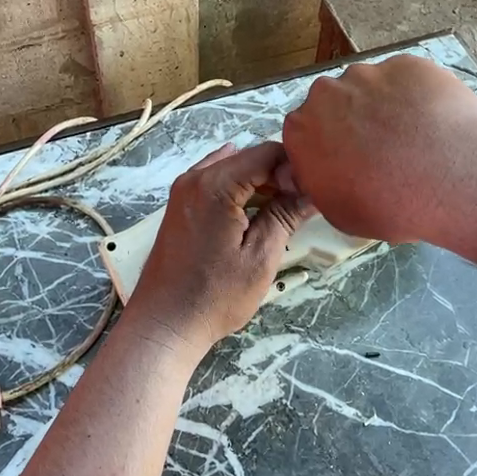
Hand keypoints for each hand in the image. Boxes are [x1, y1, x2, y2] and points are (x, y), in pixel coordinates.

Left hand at [127, 142, 313, 356]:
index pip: (267, 152)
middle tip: (301, 204)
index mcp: (215, 185)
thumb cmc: (214, 295)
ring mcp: (184, 189)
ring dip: (261, 183)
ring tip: (283, 212)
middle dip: (279, 174)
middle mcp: (195, 177)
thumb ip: (286, 214)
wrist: (164, 323)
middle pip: (250, 157)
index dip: (294, 168)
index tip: (309, 193)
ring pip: (234, 168)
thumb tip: (312, 189)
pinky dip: (240, 190)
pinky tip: (256, 213)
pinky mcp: (180, 204)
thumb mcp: (260, 256)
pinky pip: (217, 182)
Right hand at [281, 55, 476, 242]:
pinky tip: (433, 121)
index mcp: (301, 130)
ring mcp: (368, 74)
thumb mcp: (338, 212)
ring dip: (383, 105)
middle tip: (381, 149)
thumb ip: (318, 182)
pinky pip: (405, 79)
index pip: (304, 132)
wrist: (450, 179)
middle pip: (333, 103)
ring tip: (413, 136)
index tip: (348, 161)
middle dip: (352, 121)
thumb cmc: (389, 206)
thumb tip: (315, 169)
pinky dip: (415, 95)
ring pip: (370, 87)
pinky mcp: (406, 65)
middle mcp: (326, 93)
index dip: (327, 146)